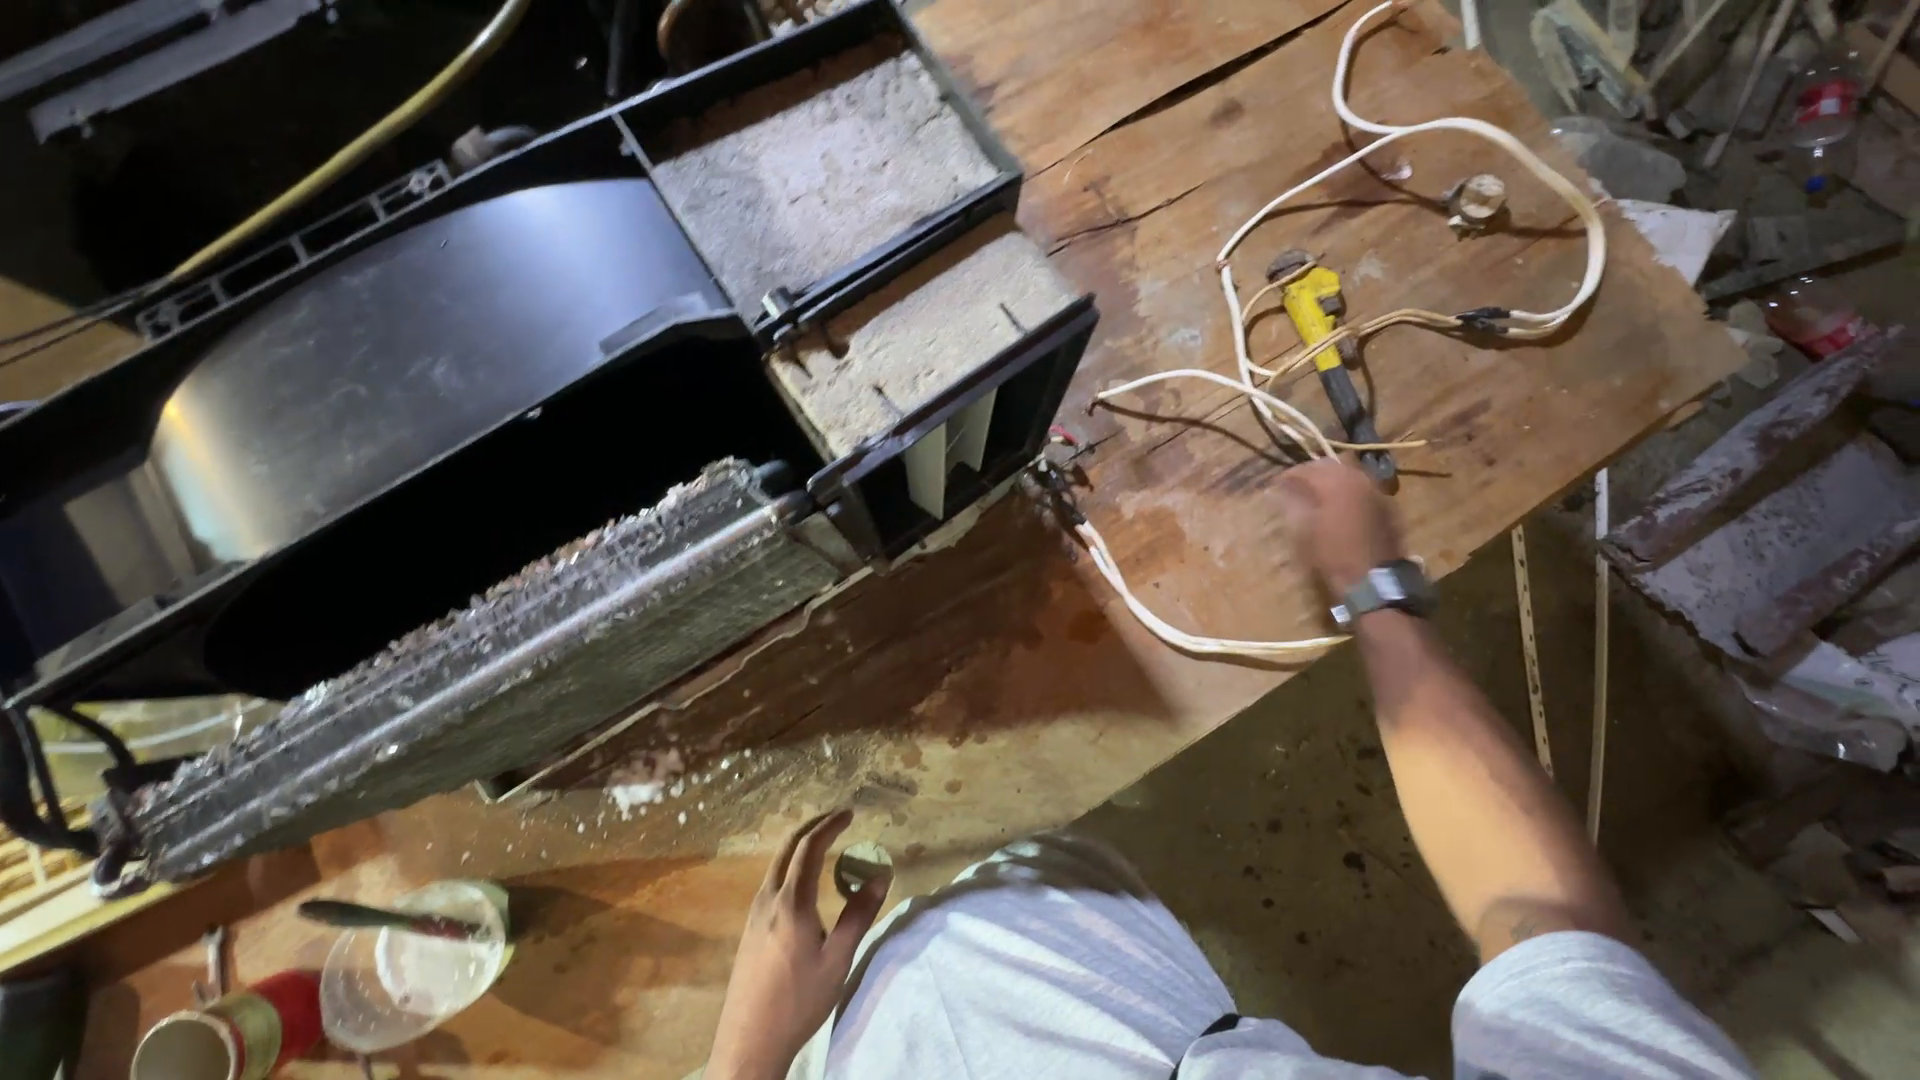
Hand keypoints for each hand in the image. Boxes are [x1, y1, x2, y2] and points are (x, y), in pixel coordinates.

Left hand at [707, 809, 888, 1079]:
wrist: (749, 1041)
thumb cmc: (798, 1001)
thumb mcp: (837, 960)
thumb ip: (858, 916)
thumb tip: (880, 877)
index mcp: (790, 902)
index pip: (810, 848)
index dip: (830, 825)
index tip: (850, 813)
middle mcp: (767, 898)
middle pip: (788, 847)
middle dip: (813, 826)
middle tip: (838, 818)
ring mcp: (754, 912)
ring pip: (777, 863)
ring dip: (801, 845)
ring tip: (825, 842)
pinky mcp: (749, 927)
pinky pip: (772, 880)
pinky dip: (792, 864)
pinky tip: (805, 880)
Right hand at [1276, 457, 1406, 596]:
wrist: (1374, 578)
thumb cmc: (1333, 555)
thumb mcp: (1305, 531)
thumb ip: (1293, 504)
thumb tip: (1280, 490)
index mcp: (1336, 483)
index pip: (1307, 469)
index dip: (1290, 475)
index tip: (1276, 484)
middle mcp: (1359, 480)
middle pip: (1331, 466)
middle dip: (1312, 472)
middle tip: (1296, 485)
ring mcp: (1377, 491)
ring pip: (1350, 474)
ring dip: (1332, 479)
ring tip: (1317, 494)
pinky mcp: (1387, 505)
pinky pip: (1363, 487)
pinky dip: (1348, 490)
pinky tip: (1340, 504)